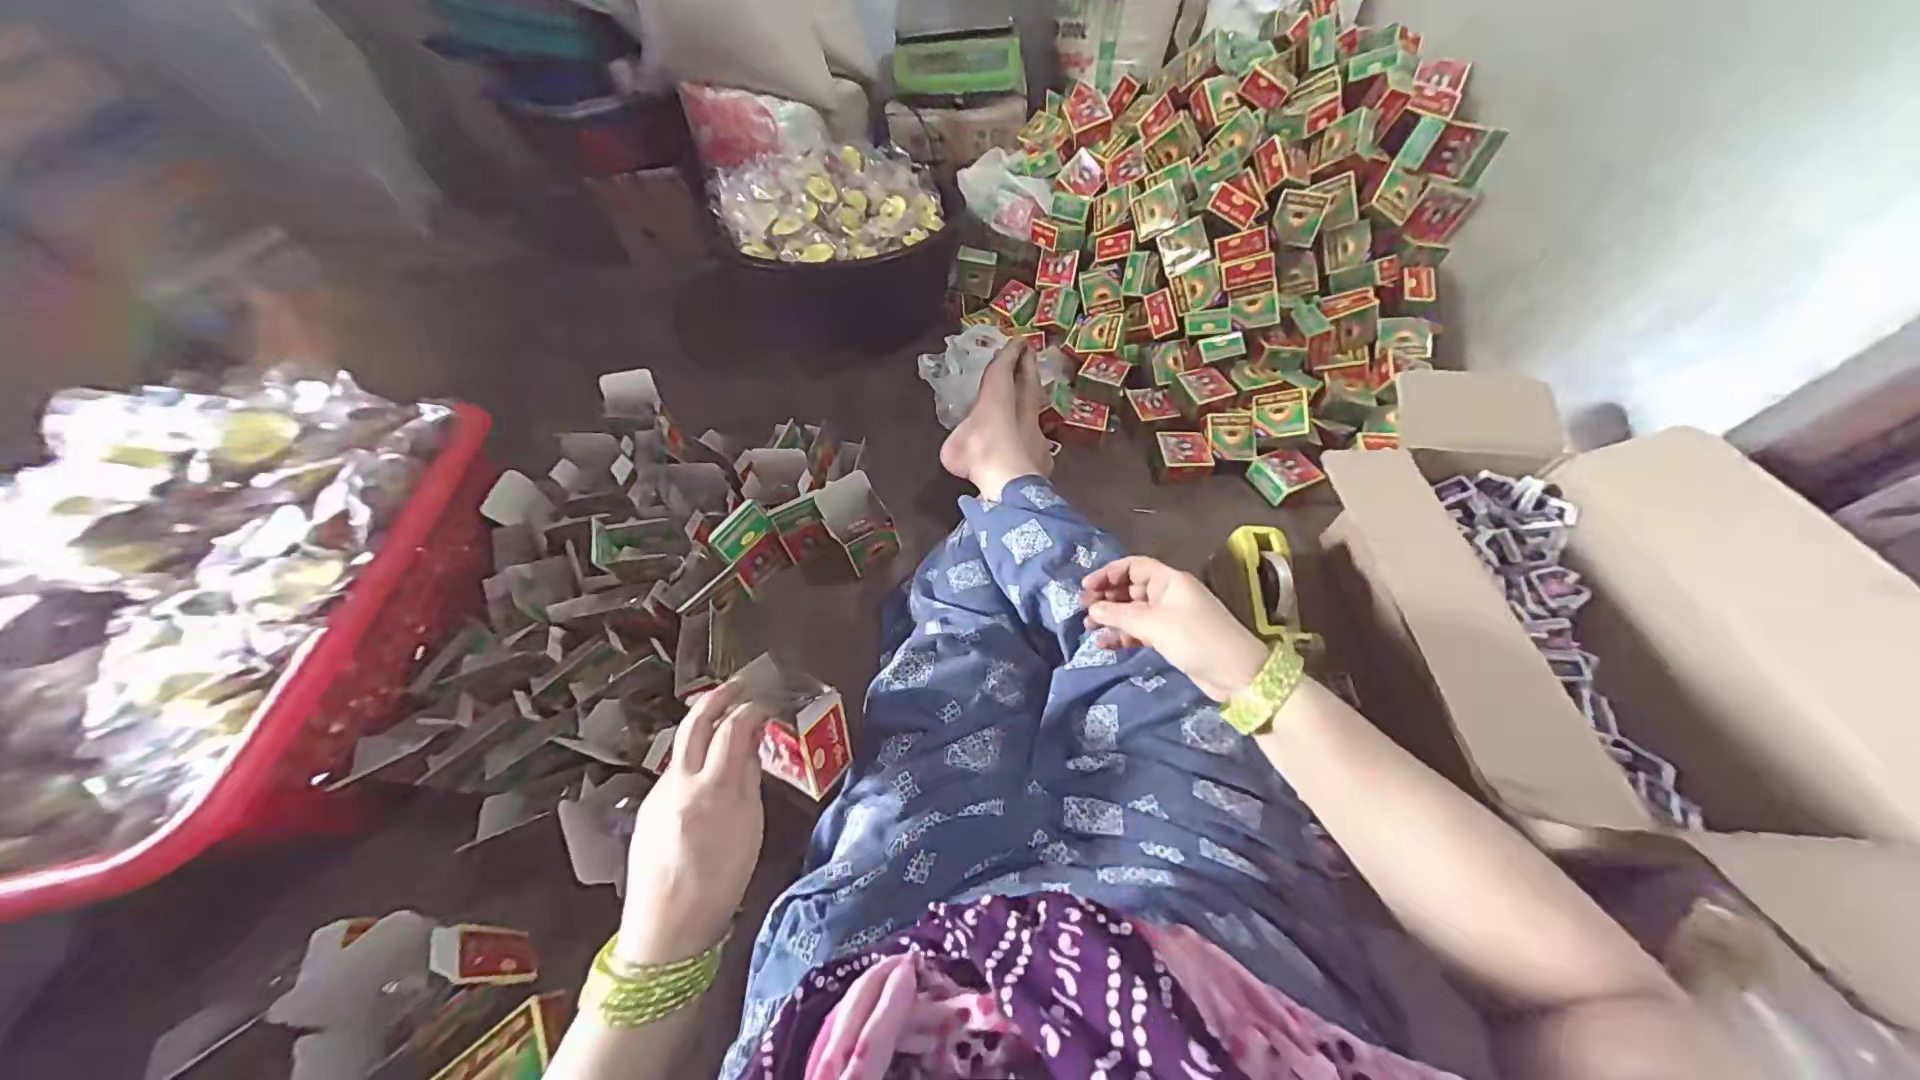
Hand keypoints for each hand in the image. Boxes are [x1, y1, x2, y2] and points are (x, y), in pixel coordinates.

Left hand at [616, 680, 768, 965]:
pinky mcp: (650, 805)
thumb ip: (749, 778)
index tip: (765, 704)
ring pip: (683, 744)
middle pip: (695, 722)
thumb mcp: (749, 827)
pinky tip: (711, 762)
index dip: (751, 709)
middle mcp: (679, 782)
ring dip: (705, 722)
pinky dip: (697, 752)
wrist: (665, 928)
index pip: (732, 728)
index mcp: (712, 789)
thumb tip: (752, 742)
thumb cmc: (718, 883)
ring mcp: (660, 792)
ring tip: (729, 717)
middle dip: (718, 696)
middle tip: (739, 685)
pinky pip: (677, 767)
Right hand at [1081, 556, 1270, 702]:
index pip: (1133, 566)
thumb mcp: (1153, 624)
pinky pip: (1139, 630)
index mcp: (1169, 580)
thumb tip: (1093, 608)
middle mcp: (1168, 593)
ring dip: (1111, 617)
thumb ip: (1119, 614)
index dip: (1108, 573)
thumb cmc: (1195, 638)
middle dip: (1105, 597)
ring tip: (1089, 628)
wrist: (1235, 674)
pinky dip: (1123, 634)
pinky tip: (1106, 643)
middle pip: (1130, 588)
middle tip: (1083, 610)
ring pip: (1132, 611)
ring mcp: (1169, 616)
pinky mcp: (1170, 637)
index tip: (1086, 587)